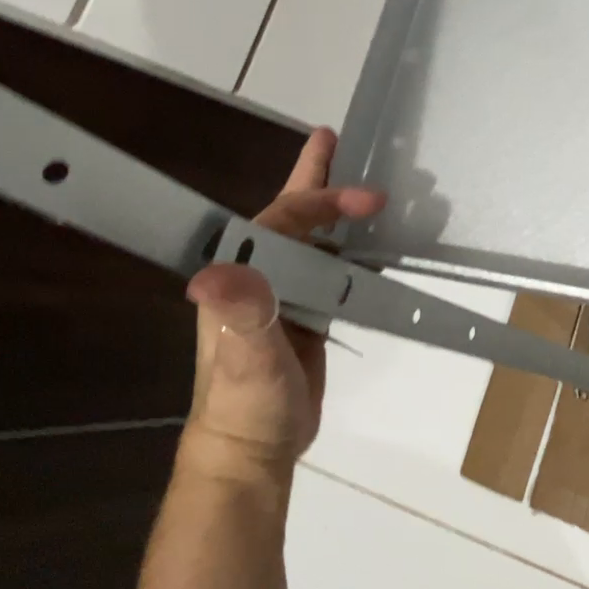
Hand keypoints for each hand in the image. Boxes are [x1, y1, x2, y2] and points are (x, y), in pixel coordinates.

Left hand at [178, 127, 385, 481]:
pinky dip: (353, 248)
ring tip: (362, 182)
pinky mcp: (309, 314)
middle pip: (289, 215)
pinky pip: (333, 269)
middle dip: (313, 178)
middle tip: (332, 137)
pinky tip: (373, 240)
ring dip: (336, 208)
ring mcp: (285, 294)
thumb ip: (239, 315)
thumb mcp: (245, 361)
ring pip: (314, 238)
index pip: (282, 219)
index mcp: (240, 276)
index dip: (323, 200)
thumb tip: (215, 272)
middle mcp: (260, 276)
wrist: (255, 451)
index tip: (370, 199)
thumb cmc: (245, 405)